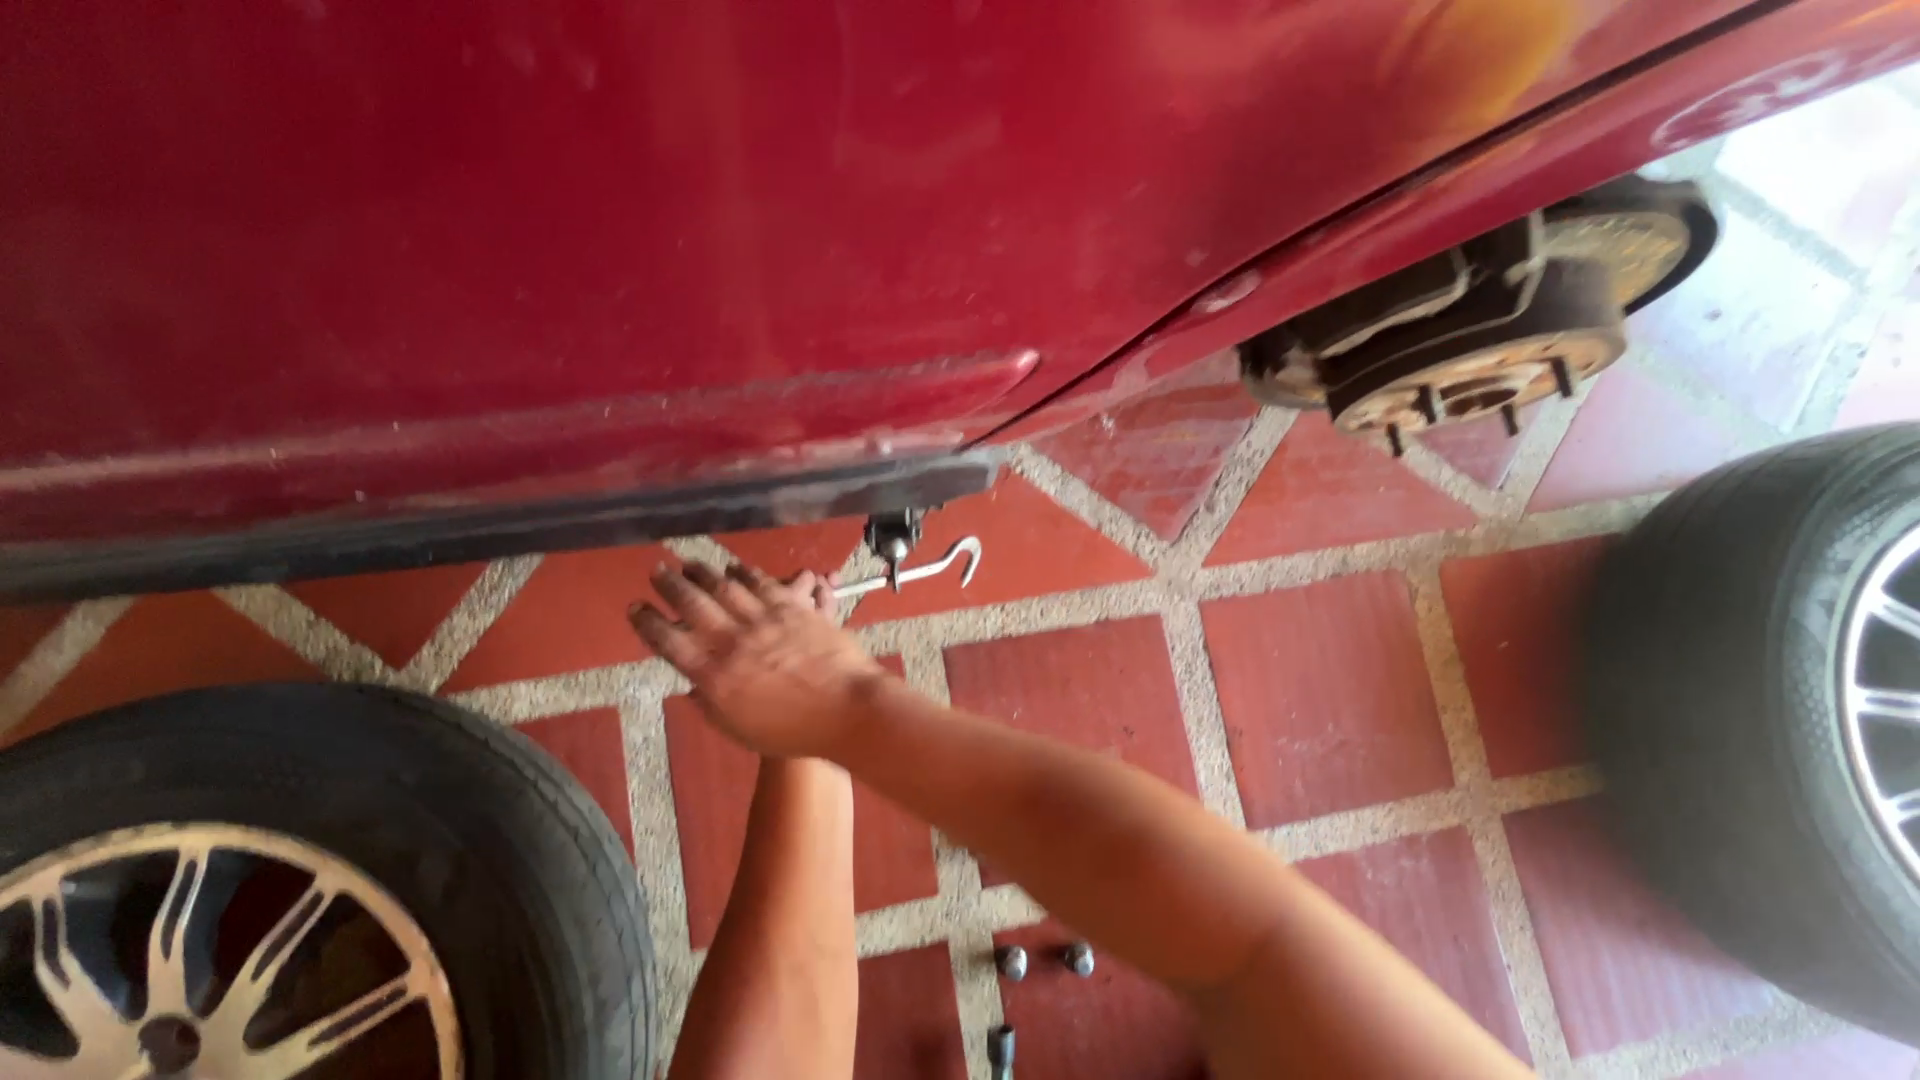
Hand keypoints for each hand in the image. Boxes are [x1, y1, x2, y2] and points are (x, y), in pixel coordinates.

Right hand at [629, 562, 889, 757]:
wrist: (846, 711)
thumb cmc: (793, 732)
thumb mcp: (739, 729)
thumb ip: (712, 705)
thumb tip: (695, 687)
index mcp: (713, 676)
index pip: (667, 640)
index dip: (647, 621)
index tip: (636, 607)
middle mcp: (732, 642)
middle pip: (691, 603)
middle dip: (669, 583)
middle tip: (657, 570)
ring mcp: (763, 621)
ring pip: (724, 586)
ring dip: (702, 571)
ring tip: (689, 563)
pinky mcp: (793, 608)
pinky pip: (763, 584)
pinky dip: (745, 573)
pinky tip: (736, 567)